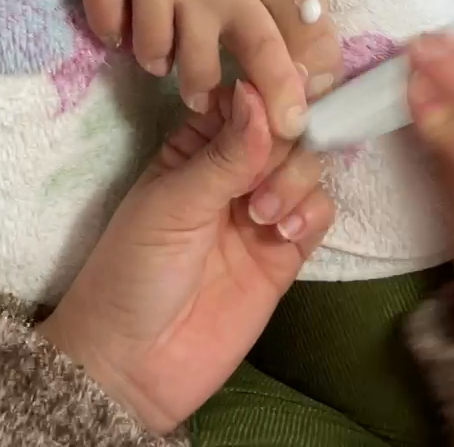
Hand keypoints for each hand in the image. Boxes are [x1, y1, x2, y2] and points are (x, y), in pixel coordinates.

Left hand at [38, 82, 333, 433]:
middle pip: (285, 127)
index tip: (287, 92)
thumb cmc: (136, 267)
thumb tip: (258, 89)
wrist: (135, 365)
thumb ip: (225, 153)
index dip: (269, 91)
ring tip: (261, 215)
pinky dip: (310, 213)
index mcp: (198, 144)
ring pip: (307, 164)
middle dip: (286, 140)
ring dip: (294, 180)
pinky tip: (283, 234)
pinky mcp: (286, 251)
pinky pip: (318, 211)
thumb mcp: (174, 202)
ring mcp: (263, 207)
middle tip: (263, 173)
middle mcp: (236, 168)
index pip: (245, 98)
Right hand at [60, 0, 341, 132]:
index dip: (295, 89)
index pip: (296, 52)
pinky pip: (107, 22)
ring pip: (161, 56)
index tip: (290, 108)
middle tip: (223, 102)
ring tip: (170, 64)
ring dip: (170, 63)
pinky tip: (122, 23)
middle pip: (227, 69)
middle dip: (233, 96)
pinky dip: (117, 31)